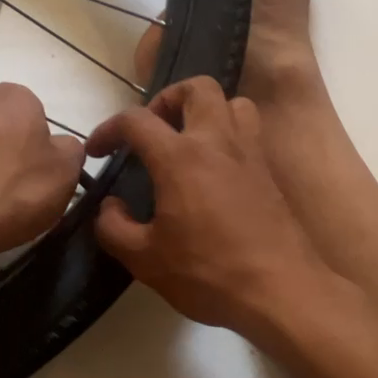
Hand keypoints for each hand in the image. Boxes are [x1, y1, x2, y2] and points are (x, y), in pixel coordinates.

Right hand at [86, 77, 329, 331]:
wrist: (280, 290)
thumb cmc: (208, 274)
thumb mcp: (145, 260)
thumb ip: (115, 228)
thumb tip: (109, 206)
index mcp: (180, 158)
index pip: (137, 120)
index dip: (109, 128)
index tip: (97, 151)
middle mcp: (218, 142)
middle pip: (197, 87)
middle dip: (169, 98)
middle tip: (154, 130)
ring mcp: (249, 154)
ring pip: (233, 102)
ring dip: (208, 111)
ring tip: (190, 142)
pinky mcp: (269, 172)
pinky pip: (250, 133)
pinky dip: (229, 135)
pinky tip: (216, 171)